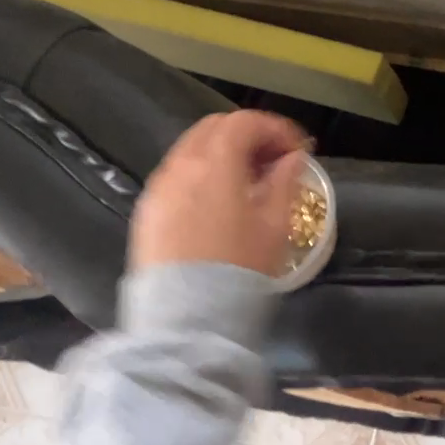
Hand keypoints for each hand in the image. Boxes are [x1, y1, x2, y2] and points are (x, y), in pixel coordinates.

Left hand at [129, 110, 311, 273]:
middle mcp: (180, 166)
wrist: (186, 321)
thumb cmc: (239, 268)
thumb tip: (291, 159)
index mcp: (215, 164)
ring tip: (250, 179)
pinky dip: (202, 171)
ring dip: (225, 151)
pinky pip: (178, 173)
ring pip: (193, 148)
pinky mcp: (147, 211)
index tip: (298, 150)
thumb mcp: (275, 224)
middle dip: (249, 134)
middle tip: (274, 158)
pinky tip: (221, 198)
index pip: (245, 122)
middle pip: (215, 127)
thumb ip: (285, 181)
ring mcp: (159, 188)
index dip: (277, 128)